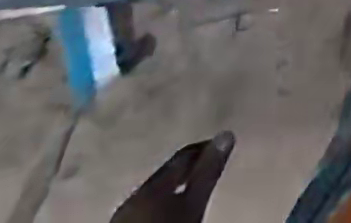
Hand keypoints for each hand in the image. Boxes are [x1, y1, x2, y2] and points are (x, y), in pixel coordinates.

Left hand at [111, 132, 234, 222]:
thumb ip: (208, 171)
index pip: (183, 155)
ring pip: (155, 193)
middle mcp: (134, 195)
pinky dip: (161, 205)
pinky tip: (170, 212)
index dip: (205, 148)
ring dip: (174, 189)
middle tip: (209, 166)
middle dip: (188, 169)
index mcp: (153, 184)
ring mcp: (124, 216)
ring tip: (192, 191)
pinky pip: (146, 209)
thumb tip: (226, 135)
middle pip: (166, 174)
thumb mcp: (194, 204)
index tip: (223, 144)